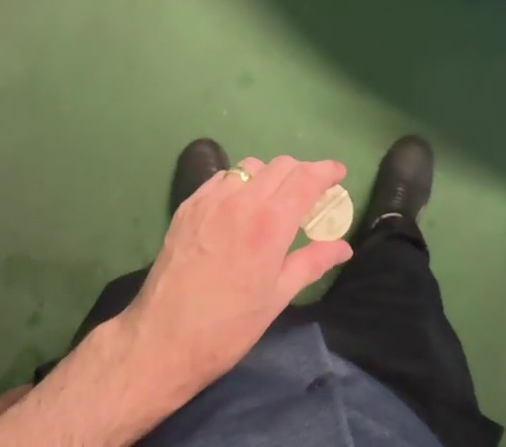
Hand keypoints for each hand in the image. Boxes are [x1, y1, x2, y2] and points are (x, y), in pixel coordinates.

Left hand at [119, 156, 353, 390]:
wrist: (162, 340)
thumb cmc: (228, 327)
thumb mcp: (277, 297)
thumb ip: (312, 263)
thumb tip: (343, 247)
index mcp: (269, 224)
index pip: (306, 178)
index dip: (327, 171)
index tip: (339, 174)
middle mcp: (240, 200)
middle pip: (280, 165)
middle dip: (301, 173)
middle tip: (310, 194)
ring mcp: (210, 200)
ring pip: (250, 166)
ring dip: (270, 175)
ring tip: (274, 201)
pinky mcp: (188, 206)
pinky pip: (222, 179)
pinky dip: (240, 183)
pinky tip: (239, 208)